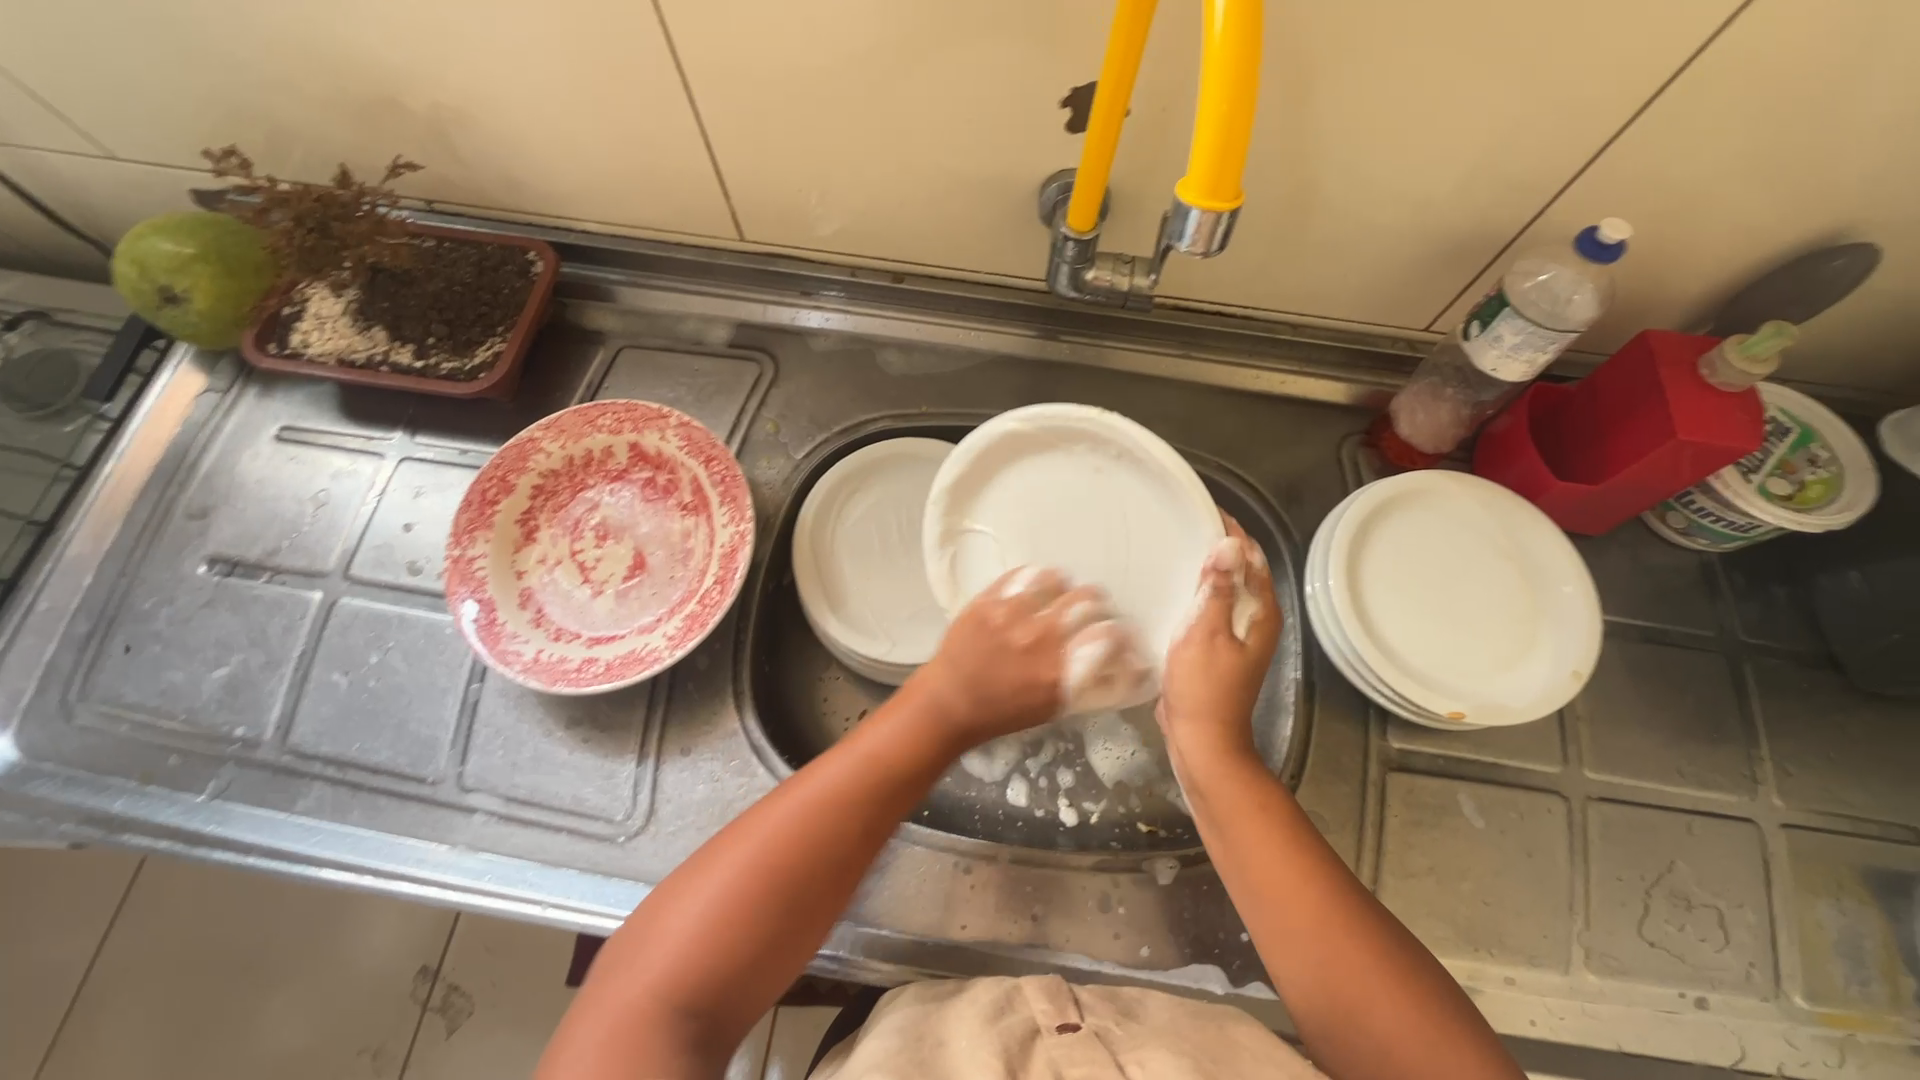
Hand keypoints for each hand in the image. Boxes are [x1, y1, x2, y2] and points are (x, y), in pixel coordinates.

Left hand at [905, 566, 1149, 750]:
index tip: (1119, 633)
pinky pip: (1023, 575)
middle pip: (1087, 601)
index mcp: (1060, 670)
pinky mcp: (988, 600)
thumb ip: (1092, 684)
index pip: (1109, 636)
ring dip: (1066, 586)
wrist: (949, 703)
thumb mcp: (1056, 706)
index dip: (1121, 632)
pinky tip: (1037, 586)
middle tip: (1093, 610)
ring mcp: (1012, 615)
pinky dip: (1037, 577)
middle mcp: (1040, 638)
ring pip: (1056, 581)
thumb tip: (1131, 668)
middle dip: (1097, 604)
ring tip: (1063, 592)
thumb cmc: (1003, 712)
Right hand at [1157, 514, 1280, 768]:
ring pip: (1225, 589)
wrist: (1202, 740)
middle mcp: (1257, 619)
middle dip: (1216, 544)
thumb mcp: (1206, 633)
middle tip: (1179, 522)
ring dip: (1205, 568)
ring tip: (1171, 547)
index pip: (1250, 556)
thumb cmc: (1204, 687)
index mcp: (1261, 612)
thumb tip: (1229, 544)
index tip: (1199, 506)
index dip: (1229, 530)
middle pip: (1240, 570)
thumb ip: (1218, 589)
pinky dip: (1195, 592)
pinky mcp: (1219, 647)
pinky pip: (1211, 608)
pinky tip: (1169, 589)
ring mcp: (1239, 635)